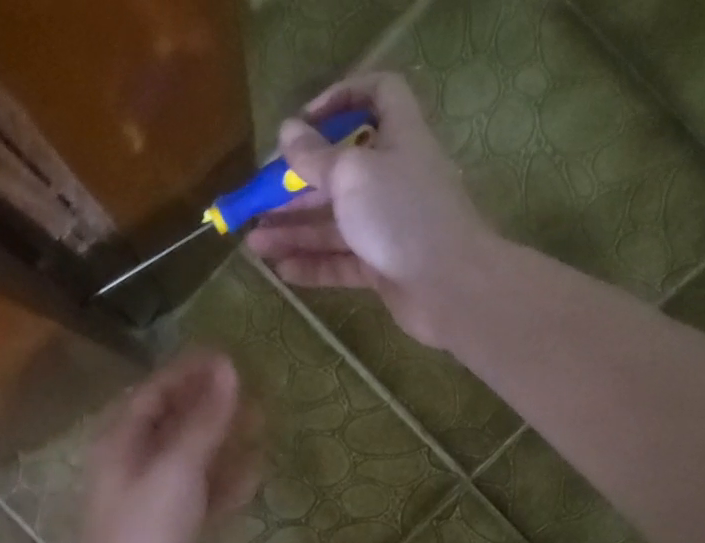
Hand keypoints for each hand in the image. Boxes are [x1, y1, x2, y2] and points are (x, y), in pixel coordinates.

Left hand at [75, 351, 261, 542]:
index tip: (230, 357)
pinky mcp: (165, 531)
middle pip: (170, 423)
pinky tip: (251, 476)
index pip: (154, 392)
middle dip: (209, 406)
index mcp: (120, 443)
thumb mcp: (177, 471)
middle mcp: (129, 466)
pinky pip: (196, 494)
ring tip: (260, 426)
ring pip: (187, 460)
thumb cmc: (146, 535)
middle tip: (252, 392)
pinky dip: (220, 481)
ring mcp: (147, 501)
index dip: (189, 371)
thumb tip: (229, 370)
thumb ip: (204, 421)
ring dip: (220, 442)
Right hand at [247, 72, 493, 348]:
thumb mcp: (351, 175)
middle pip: (341, 170)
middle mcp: (395, 178)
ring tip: (254, 243)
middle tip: (257, 200)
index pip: (379, 95)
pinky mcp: (385, 266)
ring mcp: (390, 225)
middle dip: (297, 185)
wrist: (450, 285)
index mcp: (399, 138)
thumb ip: (315, 156)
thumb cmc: (401, 214)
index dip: (342, 96)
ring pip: (336, 221)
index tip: (304, 121)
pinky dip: (313, 264)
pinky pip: (343, 261)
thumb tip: (287, 131)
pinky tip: (281, 270)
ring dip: (294, 230)